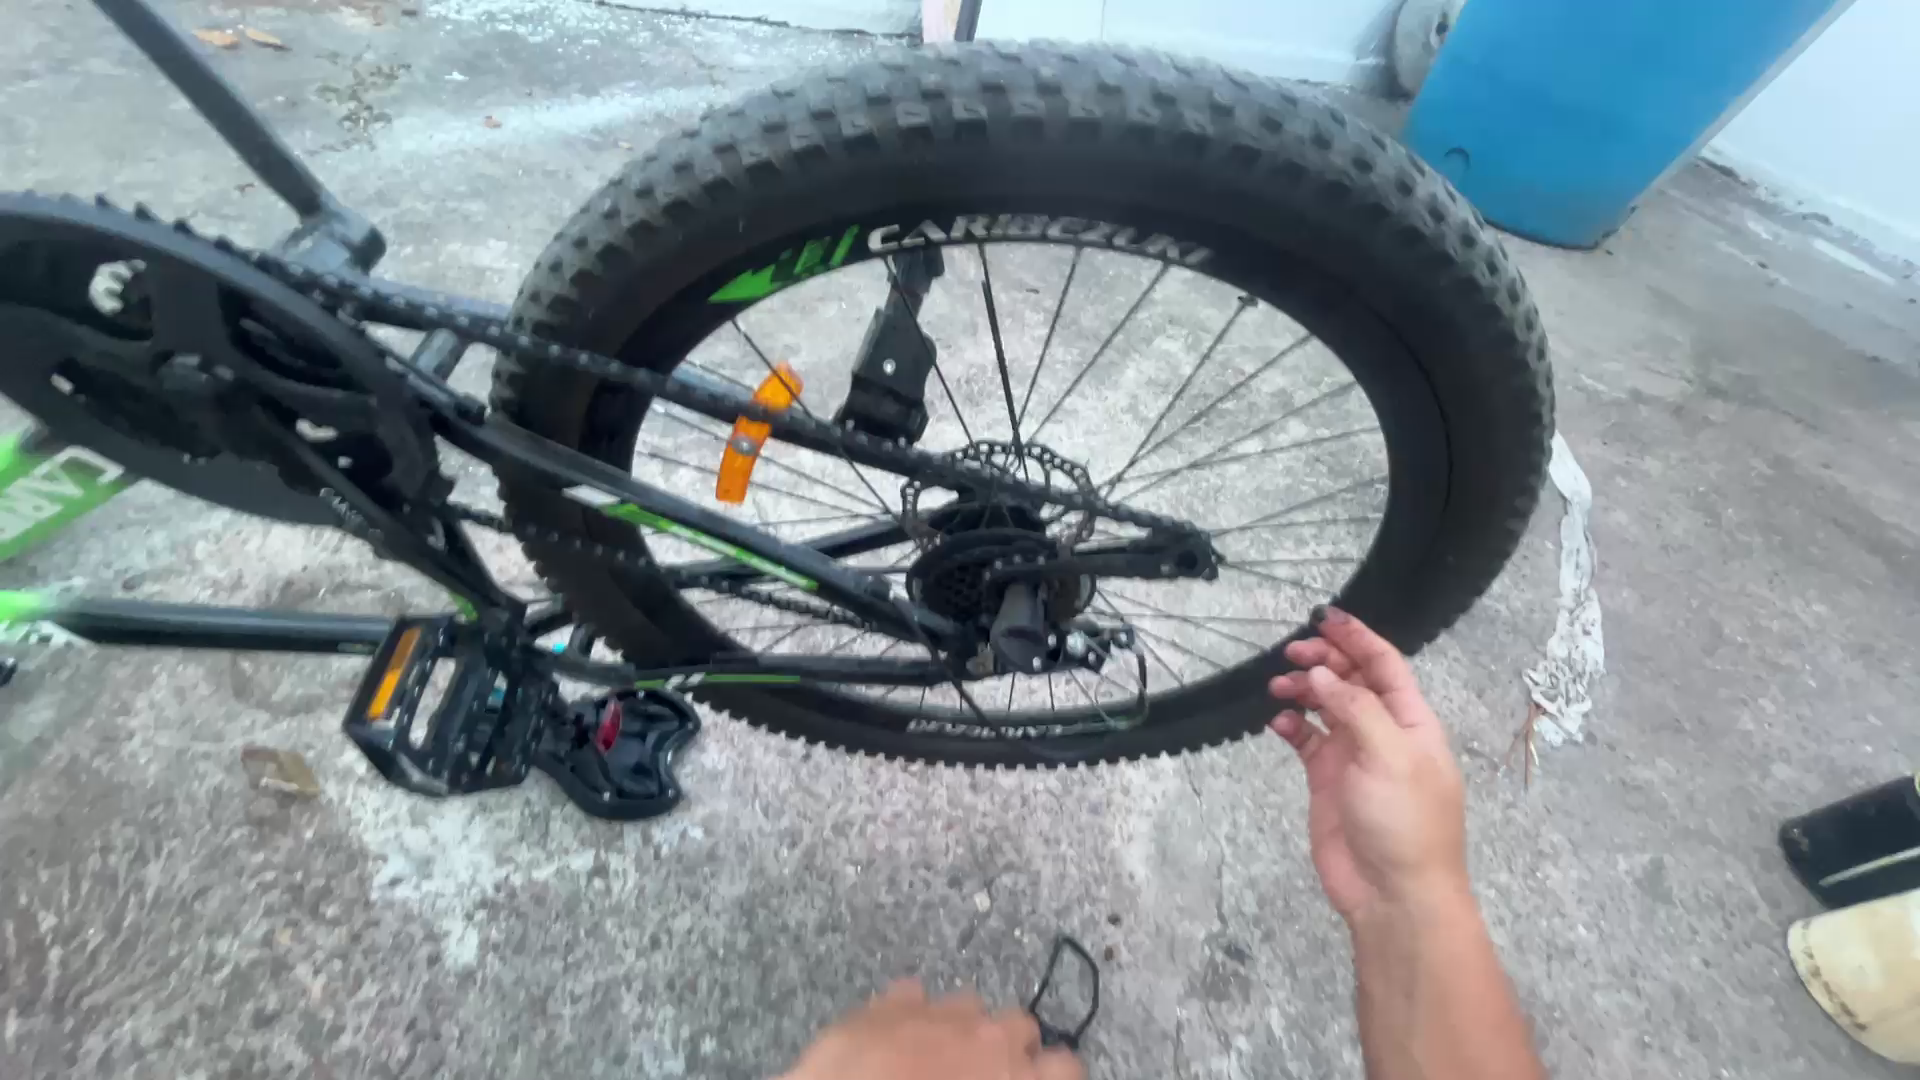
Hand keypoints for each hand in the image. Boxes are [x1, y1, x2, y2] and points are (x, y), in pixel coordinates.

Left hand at [781, 979, 1083, 1079]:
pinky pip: (914, 995)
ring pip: (970, 1003)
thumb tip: (1006, 1075)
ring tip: (940, 1059)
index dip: (1057, 1076)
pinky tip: (897, 1038)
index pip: (1068, 1066)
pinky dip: (912, 1014)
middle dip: (1010, 1047)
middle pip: (1021, 1023)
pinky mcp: (890, 1001)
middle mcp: (987, 1035)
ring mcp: (937, 1012)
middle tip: (989, 1078)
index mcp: (1014, 1076)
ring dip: (963, 1027)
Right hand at [1267, 607, 1468, 923]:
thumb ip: (1356, 709)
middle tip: (1291, 654)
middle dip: (1323, 660)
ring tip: (1277, 687)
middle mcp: (1382, 731)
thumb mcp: (1390, 757)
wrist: (1392, 893)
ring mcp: (1353, 753)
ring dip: (1302, 689)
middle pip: (1351, 680)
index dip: (1357, 637)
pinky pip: (1305, 737)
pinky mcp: (1326, 777)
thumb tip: (1322, 677)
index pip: (1384, 665)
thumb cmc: (1403, 821)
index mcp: (1411, 722)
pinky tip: (1276, 723)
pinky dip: (1290, 724)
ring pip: (1325, 704)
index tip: (1324, 616)